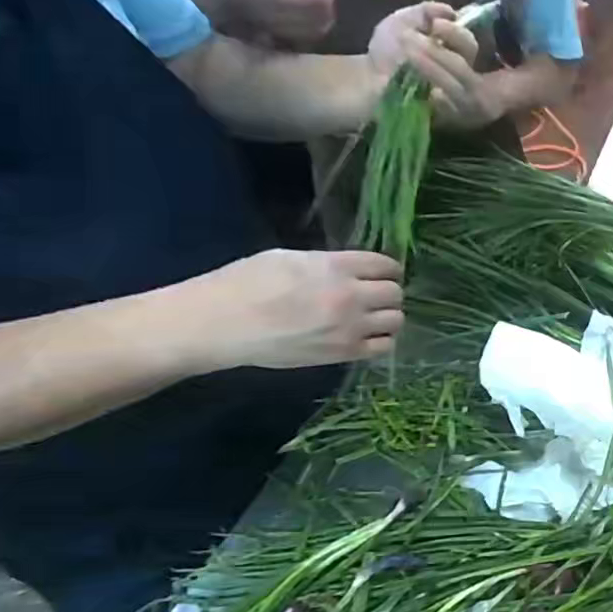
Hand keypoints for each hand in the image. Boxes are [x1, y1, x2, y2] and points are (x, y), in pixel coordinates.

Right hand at [170, 249, 403, 370]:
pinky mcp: (345, 352)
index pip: (385, 265)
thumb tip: (354, 270)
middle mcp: (349, 295)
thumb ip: (328, 264)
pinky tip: (366, 336)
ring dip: (387, 316)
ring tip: (370, 317)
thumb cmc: (243, 284)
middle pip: (395, 293)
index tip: (382, 274)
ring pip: (396, 320)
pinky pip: (384, 346)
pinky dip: (381, 340)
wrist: (216, 325)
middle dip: (387, 292)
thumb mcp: (287, 258)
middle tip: (373, 296)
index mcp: (334, 267)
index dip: (387, 269)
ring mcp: (350, 327)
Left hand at [367, 1, 506, 130]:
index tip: (435, 25)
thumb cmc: (388, 51)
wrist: (367, 81)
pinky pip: (448, 107)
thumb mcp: (403, 23)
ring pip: (458, 87)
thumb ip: (425, 12)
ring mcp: (457, 102)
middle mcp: (462, 78)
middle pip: (465, 66)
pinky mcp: (447, 120)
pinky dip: (432, 92)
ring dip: (433, 68)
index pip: (469, 44)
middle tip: (411, 41)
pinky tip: (415, 82)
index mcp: (455, 53)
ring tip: (408, 55)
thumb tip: (451, 10)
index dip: (455, 34)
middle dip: (440, 52)